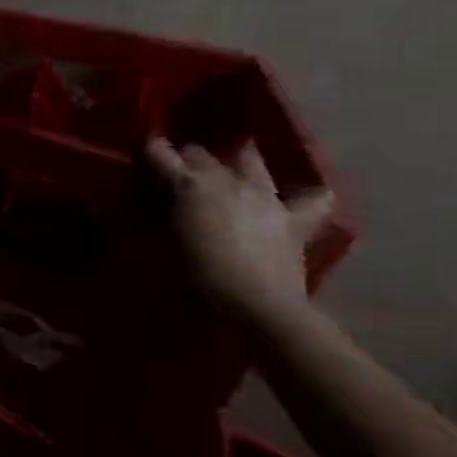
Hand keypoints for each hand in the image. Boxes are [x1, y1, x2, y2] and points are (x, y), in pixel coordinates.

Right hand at [146, 137, 334, 320]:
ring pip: (251, 161)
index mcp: (189, 186)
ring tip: (230, 171)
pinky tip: (294, 196)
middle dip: (187, 158)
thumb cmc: (200, 276)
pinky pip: (313, 197)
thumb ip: (165, 213)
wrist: (259, 305)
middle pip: (201, 153)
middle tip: (180, 173)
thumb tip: (161, 200)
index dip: (150, 150)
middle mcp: (226, 181)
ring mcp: (265, 197)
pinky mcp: (294, 218)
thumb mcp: (167, 242)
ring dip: (237, 161)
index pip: (160, 153)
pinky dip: (304, 193)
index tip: (143, 155)